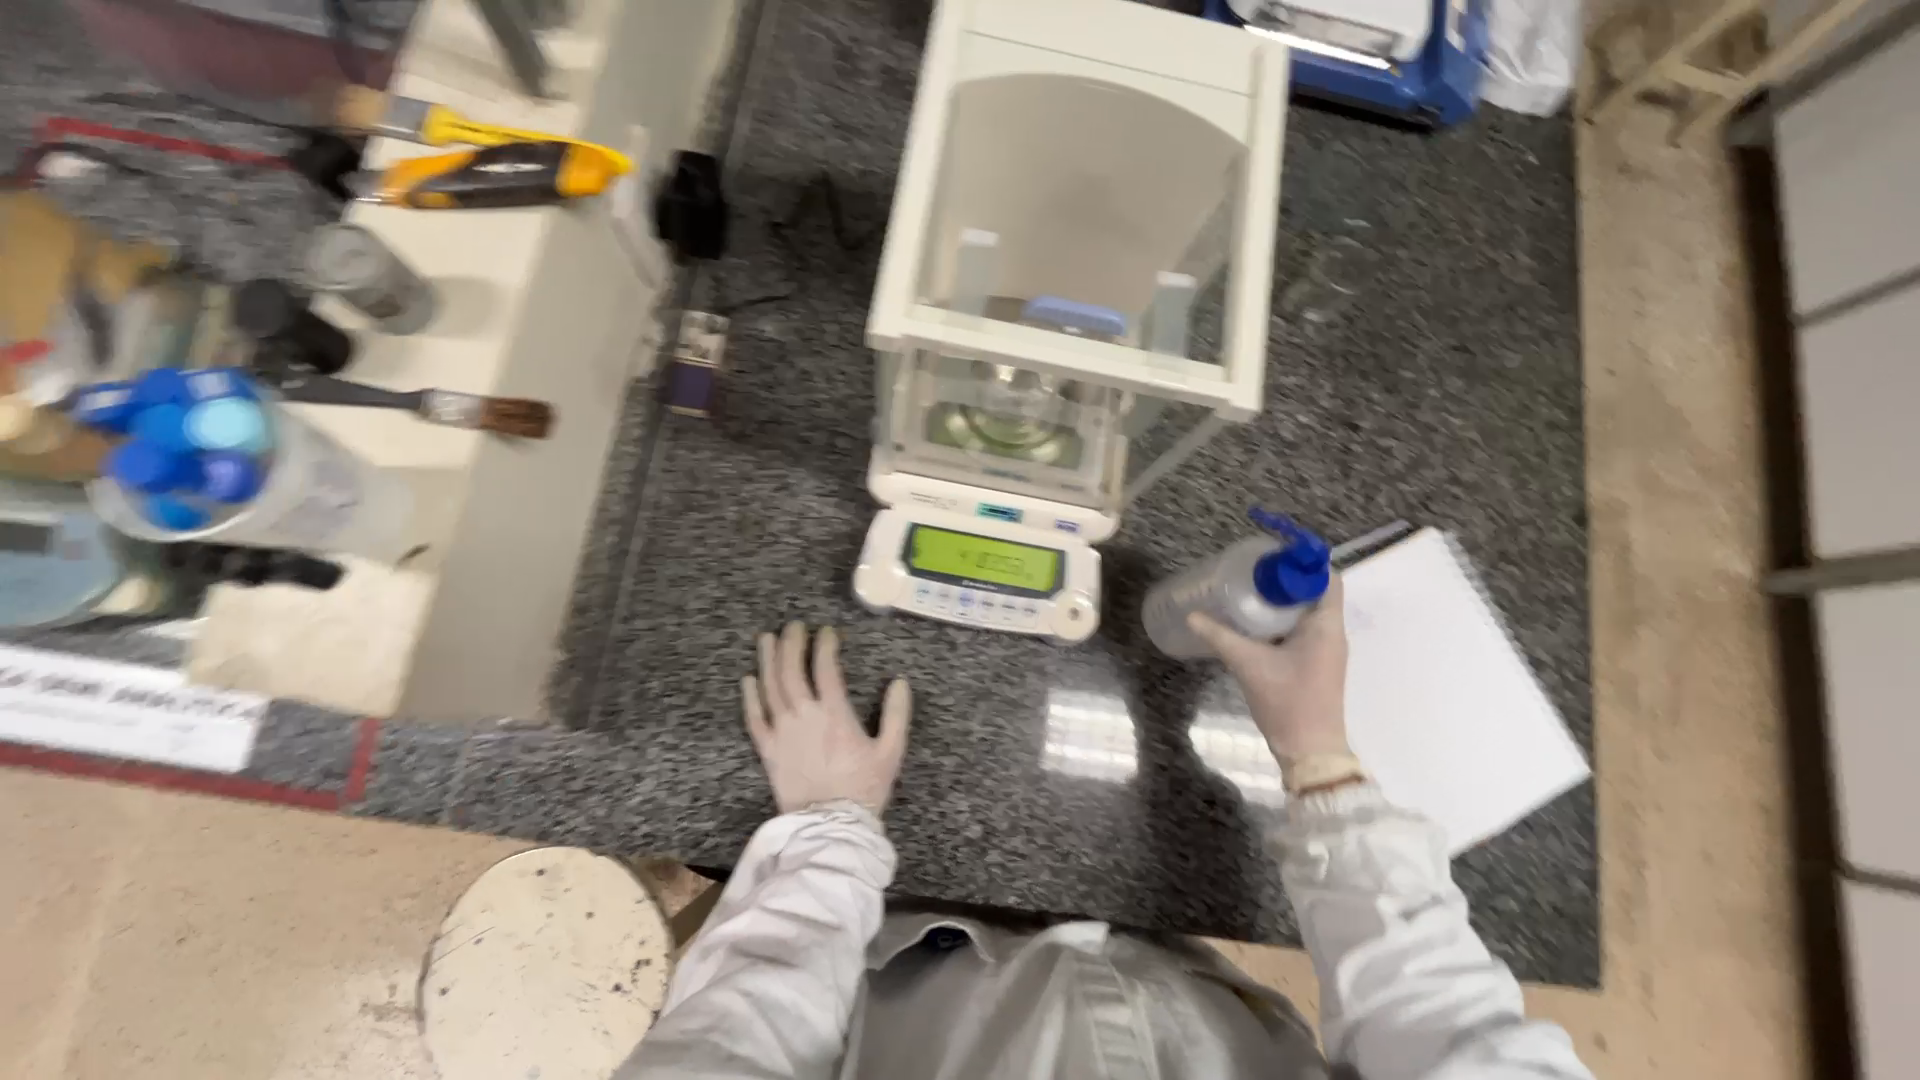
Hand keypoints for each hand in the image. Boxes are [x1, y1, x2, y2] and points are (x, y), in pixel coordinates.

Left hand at [742, 621, 911, 815]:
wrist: (831, 825)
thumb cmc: (864, 788)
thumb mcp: (891, 751)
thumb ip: (896, 714)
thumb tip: (900, 683)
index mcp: (835, 713)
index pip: (825, 667)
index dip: (825, 645)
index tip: (828, 632)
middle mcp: (804, 716)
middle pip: (791, 669)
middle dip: (792, 643)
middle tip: (794, 626)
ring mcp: (782, 732)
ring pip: (770, 686)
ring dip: (769, 659)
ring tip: (768, 638)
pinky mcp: (768, 750)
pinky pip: (754, 717)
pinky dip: (750, 696)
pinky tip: (748, 679)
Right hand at [1188, 575, 1355, 787]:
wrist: (1309, 750)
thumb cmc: (1287, 702)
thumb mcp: (1248, 664)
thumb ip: (1220, 636)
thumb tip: (1193, 615)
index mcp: (1326, 626)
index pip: (1327, 578)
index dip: (1302, 563)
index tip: (1271, 558)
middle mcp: (1332, 633)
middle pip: (1314, 593)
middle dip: (1284, 581)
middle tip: (1251, 573)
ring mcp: (1326, 650)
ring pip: (1307, 613)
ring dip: (1282, 602)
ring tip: (1248, 593)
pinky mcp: (1316, 664)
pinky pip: (1302, 631)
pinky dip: (1281, 622)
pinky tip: (1253, 624)